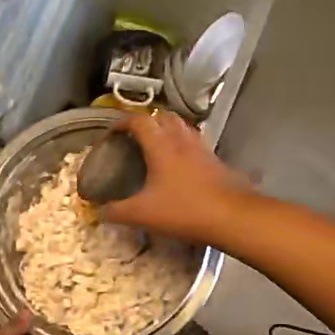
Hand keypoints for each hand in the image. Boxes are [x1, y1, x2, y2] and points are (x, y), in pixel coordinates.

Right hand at [100, 111, 256, 245]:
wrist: (233, 216)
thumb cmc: (185, 209)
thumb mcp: (144, 214)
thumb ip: (118, 211)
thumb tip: (101, 211)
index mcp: (162, 145)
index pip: (139, 120)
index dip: (123, 123)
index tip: (113, 134)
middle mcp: (183, 140)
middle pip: (164, 118)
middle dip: (149, 122)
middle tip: (137, 138)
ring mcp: (204, 150)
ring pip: (184, 129)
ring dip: (170, 132)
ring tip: (159, 149)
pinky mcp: (218, 163)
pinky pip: (198, 146)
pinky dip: (186, 149)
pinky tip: (183, 169)